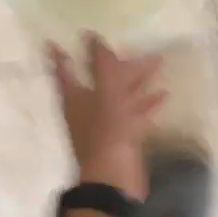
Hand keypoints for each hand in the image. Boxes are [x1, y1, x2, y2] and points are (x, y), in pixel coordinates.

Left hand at [49, 34, 167, 199]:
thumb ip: (102, 66)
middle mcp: (86, 109)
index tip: (54, 40)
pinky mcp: (121, 138)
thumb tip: (92, 36)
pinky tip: (163, 94)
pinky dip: (146, 103)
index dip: (61, 56)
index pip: (65, 71)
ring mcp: (104, 125)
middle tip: (136, 45)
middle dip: (118, 63)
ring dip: (136, 81)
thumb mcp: (106, 95)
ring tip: (159, 63)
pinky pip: (133, 114)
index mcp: (75, 98)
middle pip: (101, 80)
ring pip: (120, 95)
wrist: (115, 180)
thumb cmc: (107, 134)